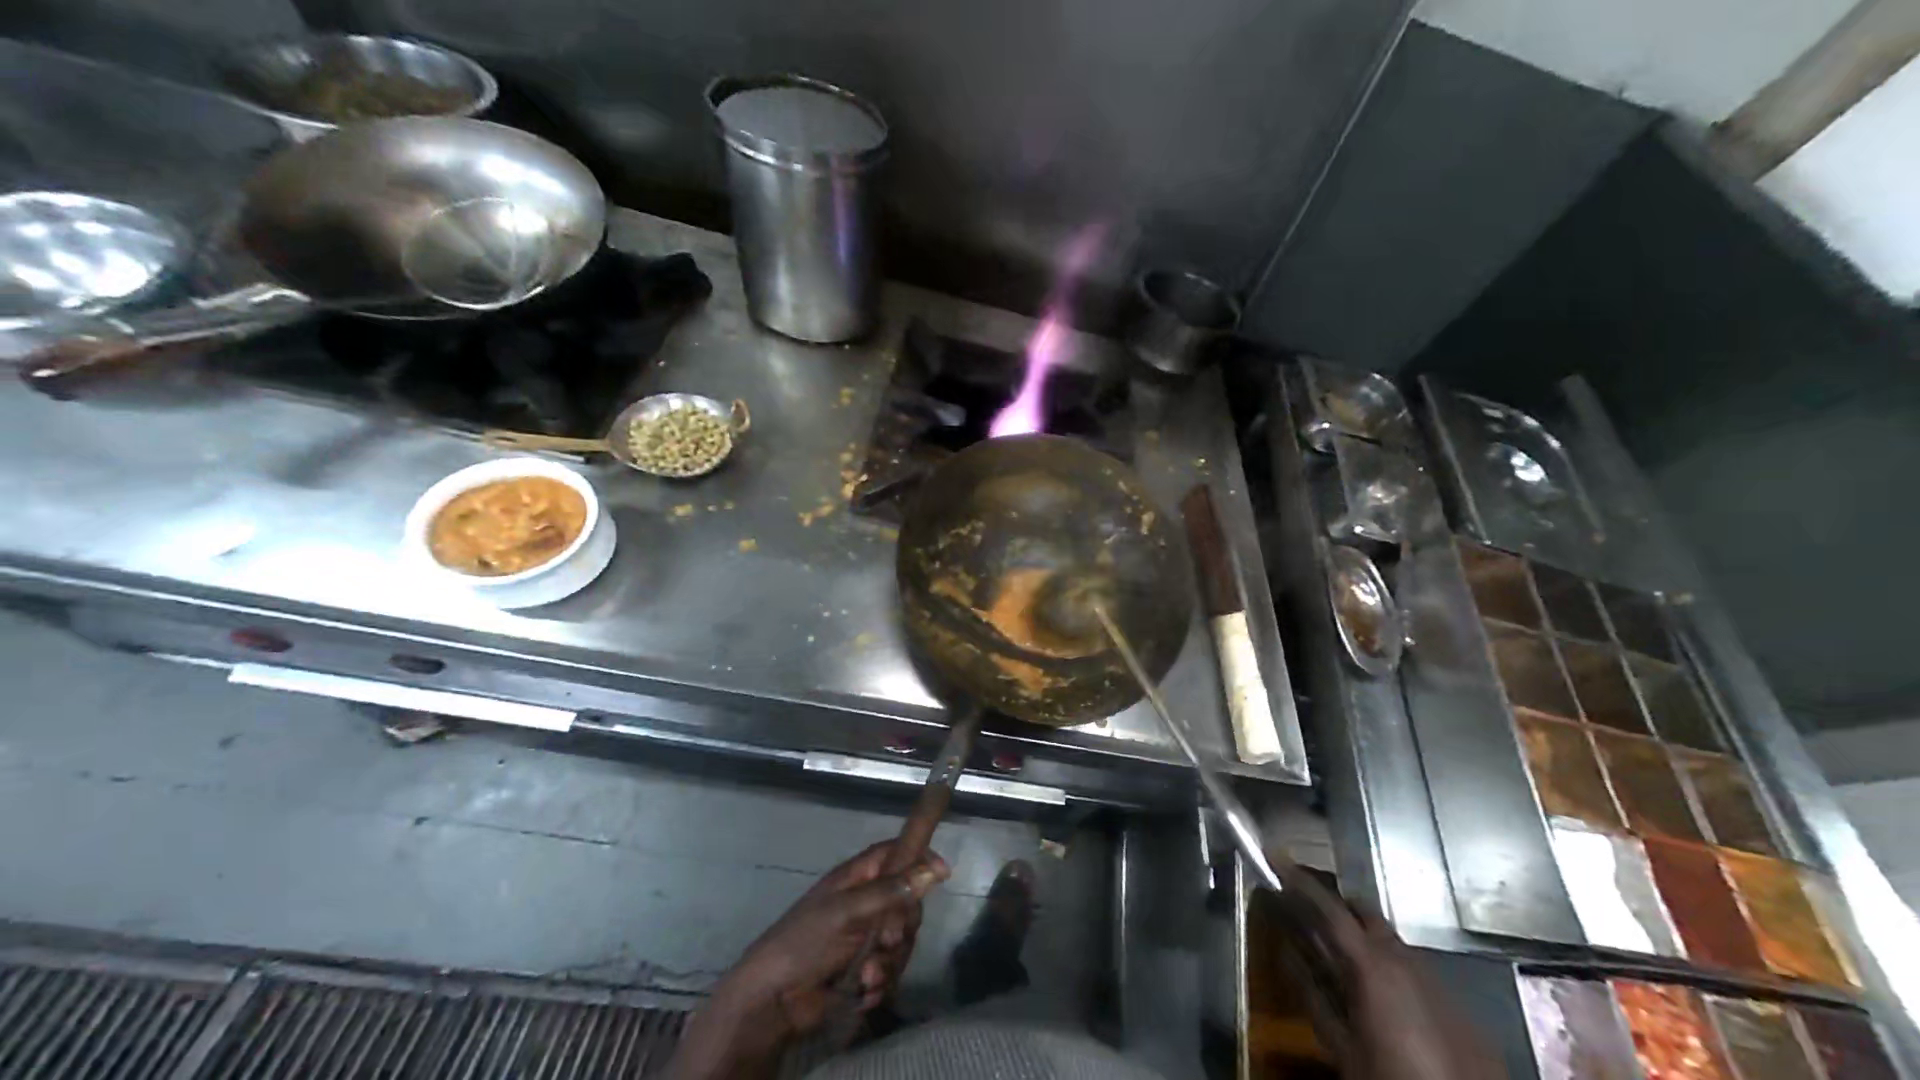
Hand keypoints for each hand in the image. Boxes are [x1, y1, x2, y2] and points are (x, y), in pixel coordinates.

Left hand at [668, 842, 949, 1079]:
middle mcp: (865, 902)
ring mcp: (866, 937)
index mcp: (856, 878)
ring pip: (902, 941)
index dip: (919, 856)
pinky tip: (864, 993)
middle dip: (902, 927)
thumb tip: (931, 870)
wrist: (773, 1001)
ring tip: (866, 976)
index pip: (896, 853)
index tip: (941, 872)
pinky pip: (892, 970)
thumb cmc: (803, 942)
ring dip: (889, 962)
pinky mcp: (865, 968)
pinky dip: (881, 983)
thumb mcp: (845, 912)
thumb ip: (888, 892)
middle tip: (886, 940)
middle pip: (907, 901)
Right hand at [1269, 859, 1504, 1079]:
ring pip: (1391, 941)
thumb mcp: (1342, 1044)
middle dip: (1335, 907)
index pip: (1328, 907)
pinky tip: (1379, 993)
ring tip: (1338, 955)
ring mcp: (1436, 980)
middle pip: (1365, 913)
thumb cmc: (1391, 1076)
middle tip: (1305, 910)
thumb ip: (1313, 996)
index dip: (1298, 879)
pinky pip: (1413, 969)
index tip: (1275, 857)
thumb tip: (1287, 955)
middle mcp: (1406, 960)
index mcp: (1372, 964)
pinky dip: (1389, 967)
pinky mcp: (1457, 1005)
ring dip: (1362, 939)